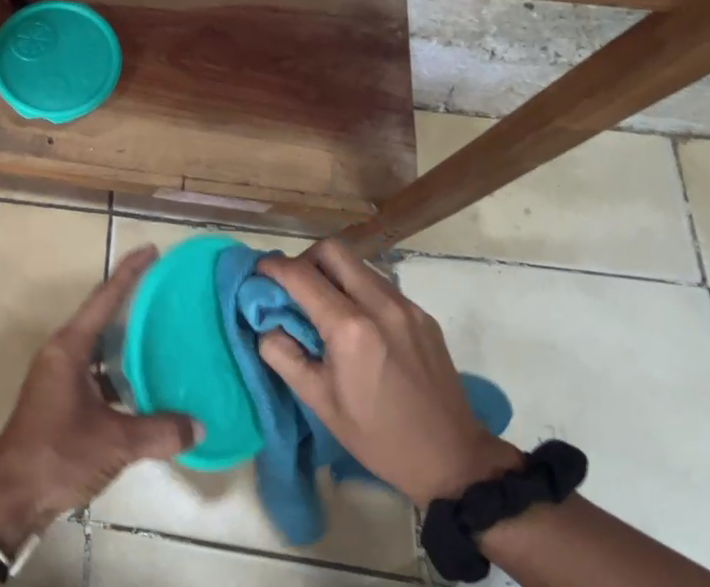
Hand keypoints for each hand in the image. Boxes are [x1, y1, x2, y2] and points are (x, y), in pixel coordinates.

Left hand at [0, 245, 199, 545]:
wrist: (13, 494)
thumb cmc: (58, 453)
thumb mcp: (115, 440)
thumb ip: (159, 430)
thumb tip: (200, 425)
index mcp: (69, 349)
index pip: (104, 300)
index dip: (128, 273)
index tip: (151, 250)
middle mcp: (62, 355)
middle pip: (103, 320)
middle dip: (134, 305)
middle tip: (170, 294)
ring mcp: (60, 379)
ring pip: (102, 351)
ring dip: (130, 345)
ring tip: (169, 338)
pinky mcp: (63, 402)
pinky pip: (100, 376)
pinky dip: (123, 376)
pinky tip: (150, 389)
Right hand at [257, 241, 520, 506]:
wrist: (453, 459)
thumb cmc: (378, 436)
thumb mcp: (318, 401)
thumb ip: (282, 353)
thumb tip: (265, 322)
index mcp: (351, 329)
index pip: (300, 274)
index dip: (270, 268)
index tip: (256, 276)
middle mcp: (381, 306)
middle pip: (331, 251)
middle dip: (303, 261)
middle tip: (291, 291)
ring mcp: (407, 307)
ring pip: (357, 265)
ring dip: (330, 274)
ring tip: (321, 308)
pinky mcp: (422, 315)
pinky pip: (378, 285)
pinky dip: (355, 290)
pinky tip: (353, 324)